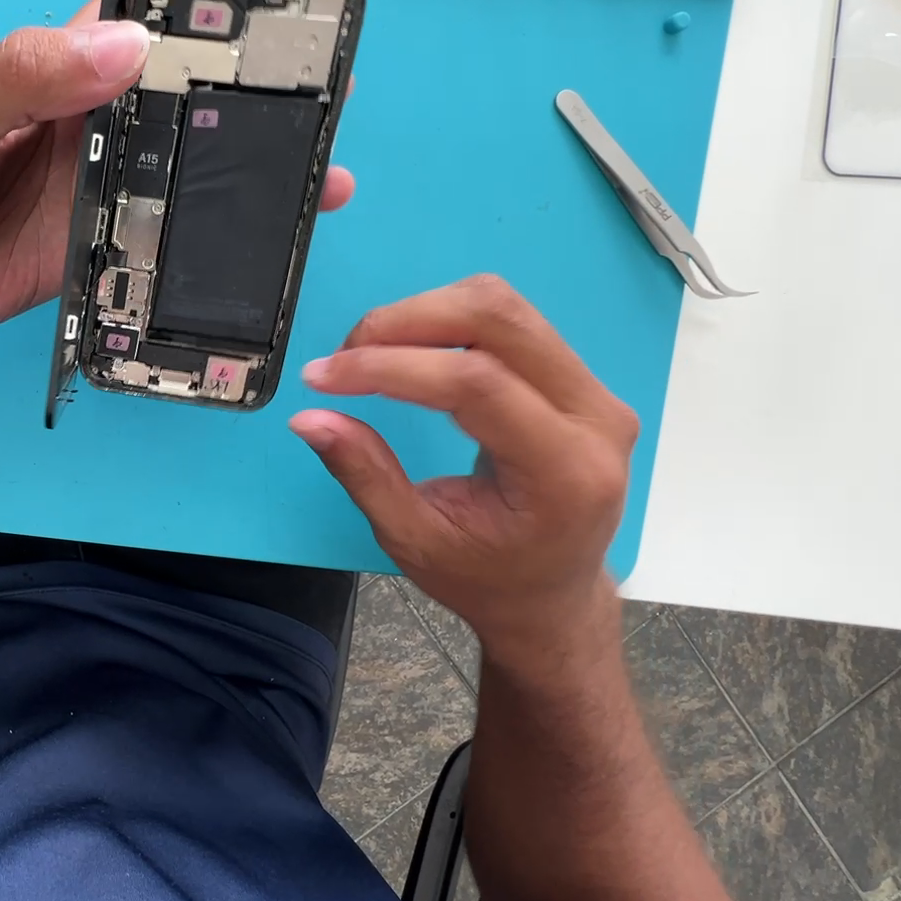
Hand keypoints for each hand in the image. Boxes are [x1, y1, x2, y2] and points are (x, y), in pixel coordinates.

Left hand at [0, 0, 356, 343]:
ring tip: (322, 172)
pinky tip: (257, 243)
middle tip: (329, 83)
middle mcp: (89, 129)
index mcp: (53, 76)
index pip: (134, 12)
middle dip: (254, 82)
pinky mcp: (100, 252)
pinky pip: (167, 241)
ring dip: (251, 170)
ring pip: (189, 171)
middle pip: (184, 95)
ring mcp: (99, 194)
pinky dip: (212, 239)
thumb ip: (18, 77)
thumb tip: (124, 46)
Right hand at [290, 276, 640, 658]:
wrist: (551, 594)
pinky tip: (403, 353)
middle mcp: (593, 416)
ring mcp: (592, 390)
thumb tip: (307, 418)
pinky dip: (439, 322)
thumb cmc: (483, 577)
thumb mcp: (411, 540)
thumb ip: (363, 473)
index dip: (388, 367)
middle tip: (342, 356)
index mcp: (562, 471)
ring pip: (501, 306)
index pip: (476, 384)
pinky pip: (504, 321)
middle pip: (497, 319)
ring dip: (419, 314)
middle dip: (403, 321)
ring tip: (367, 354)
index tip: (320, 378)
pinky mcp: (574, 378)